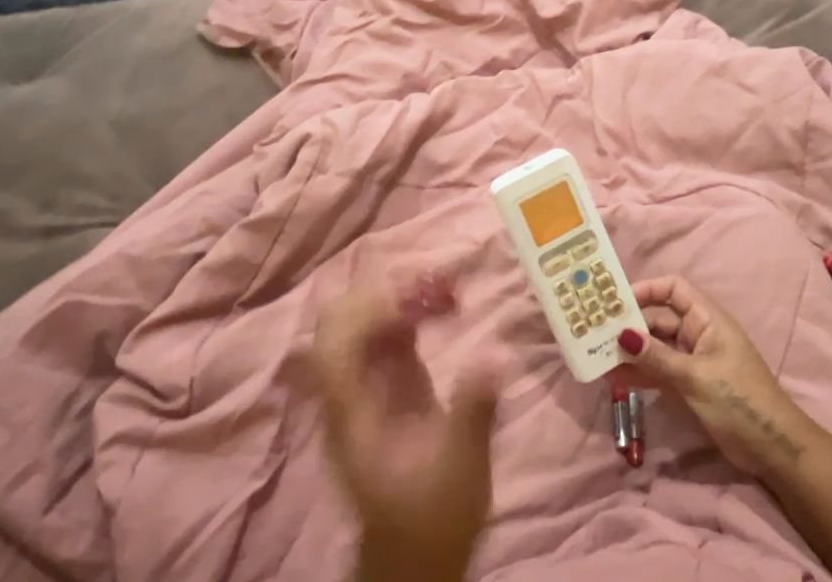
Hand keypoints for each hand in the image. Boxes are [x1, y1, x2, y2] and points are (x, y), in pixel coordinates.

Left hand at [312, 270, 499, 581]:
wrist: (416, 554)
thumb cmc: (433, 518)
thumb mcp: (460, 471)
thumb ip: (473, 413)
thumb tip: (494, 358)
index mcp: (352, 414)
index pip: (336, 348)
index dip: (367, 312)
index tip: (416, 296)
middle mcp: (350, 393)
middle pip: (341, 324)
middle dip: (382, 291)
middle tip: (433, 278)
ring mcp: (366, 387)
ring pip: (364, 324)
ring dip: (398, 296)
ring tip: (445, 283)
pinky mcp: (389, 388)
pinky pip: (388, 336)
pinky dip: (411, 313)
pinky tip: (443, 302)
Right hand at [613, 276, 814, 478]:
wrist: (772, 447)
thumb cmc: (740, 400)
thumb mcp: (696, 376)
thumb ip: (657, 356)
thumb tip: (622, 334)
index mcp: (708, 320)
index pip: (674, 289)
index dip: (647, 289)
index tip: (617, 302)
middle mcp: (699, 334)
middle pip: (659, 318)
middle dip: (630, 325)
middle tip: (596, 334)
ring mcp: (693, 360)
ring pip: (656, 347)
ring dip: (630, 352)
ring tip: (598, 358)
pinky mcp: (689, 385)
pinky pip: (659, 371)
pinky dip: (640, 373)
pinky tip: (615, 380)